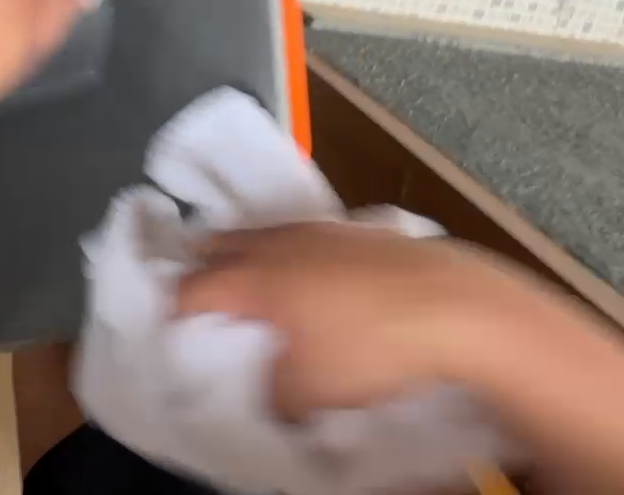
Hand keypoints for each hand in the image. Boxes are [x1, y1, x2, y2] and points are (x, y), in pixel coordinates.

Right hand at [177, 223, 554, 419]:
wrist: (451, 305)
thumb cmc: (366, 347)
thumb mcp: (307, 394)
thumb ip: (271, 394)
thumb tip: (269, 394)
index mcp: (249, 277)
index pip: (190, 289)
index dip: (174, 311)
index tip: (172, 331)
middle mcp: (271, 244)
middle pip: (215, 246)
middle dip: (200, 270)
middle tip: (199, 299)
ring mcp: (311, 230)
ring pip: (258, 236)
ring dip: (244, 257)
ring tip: (250, 286)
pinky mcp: (349, 229)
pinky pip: (298, 237)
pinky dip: (287, 255)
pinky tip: (311, 279)